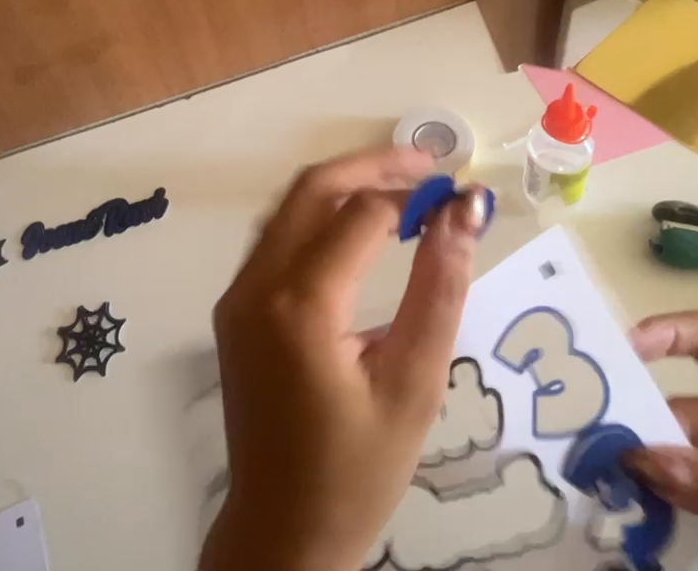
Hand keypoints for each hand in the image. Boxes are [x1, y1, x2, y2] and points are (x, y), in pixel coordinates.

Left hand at [199, 146, 487, 570]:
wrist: (281, 531)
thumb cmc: (358, 470)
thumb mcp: (415, 384)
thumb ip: (439, 288)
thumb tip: (464, 211)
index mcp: (299, 306)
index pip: (362, 215)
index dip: (415, 196)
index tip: (461, 197)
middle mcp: (255, 286)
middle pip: (312, 190)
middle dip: (372, 167)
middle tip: (430, 168)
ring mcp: (235, 295)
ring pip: (288, 208)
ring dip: (343, 186)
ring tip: (403, 189)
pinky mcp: (233, 308)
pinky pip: (275, 239)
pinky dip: (318, 218)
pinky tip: (359, 229)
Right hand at [627, 311, 697, 570]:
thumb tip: (639, 460)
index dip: (664, 335)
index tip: (617, 354)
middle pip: (684, 414)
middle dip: (640, 428)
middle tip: (588, 448)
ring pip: (680, 466)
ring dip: (644, 477)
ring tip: (601, 489)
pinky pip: (692, 512)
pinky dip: (661, 516)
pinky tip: (634, 524)